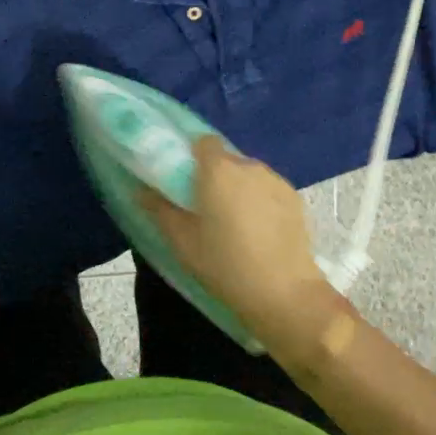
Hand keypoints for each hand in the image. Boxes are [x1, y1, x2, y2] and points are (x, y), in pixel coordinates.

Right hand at [140, 137, 336, 345]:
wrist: (284, 292)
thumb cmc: (225, 264)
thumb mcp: (183, 243)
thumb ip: (161, 210)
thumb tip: (141, 190)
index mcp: (218, 170)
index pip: (203, 142)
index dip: (193, 156)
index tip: (186, 180)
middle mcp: (248, 165)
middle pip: (226, 159)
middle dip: (215, 177)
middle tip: (206, 208)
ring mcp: (275, 179)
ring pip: (248, 175)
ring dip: (239, 189)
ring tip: (235, 224)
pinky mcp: (294, 196)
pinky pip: (268, 189)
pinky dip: (260, 201)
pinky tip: (260, 231)